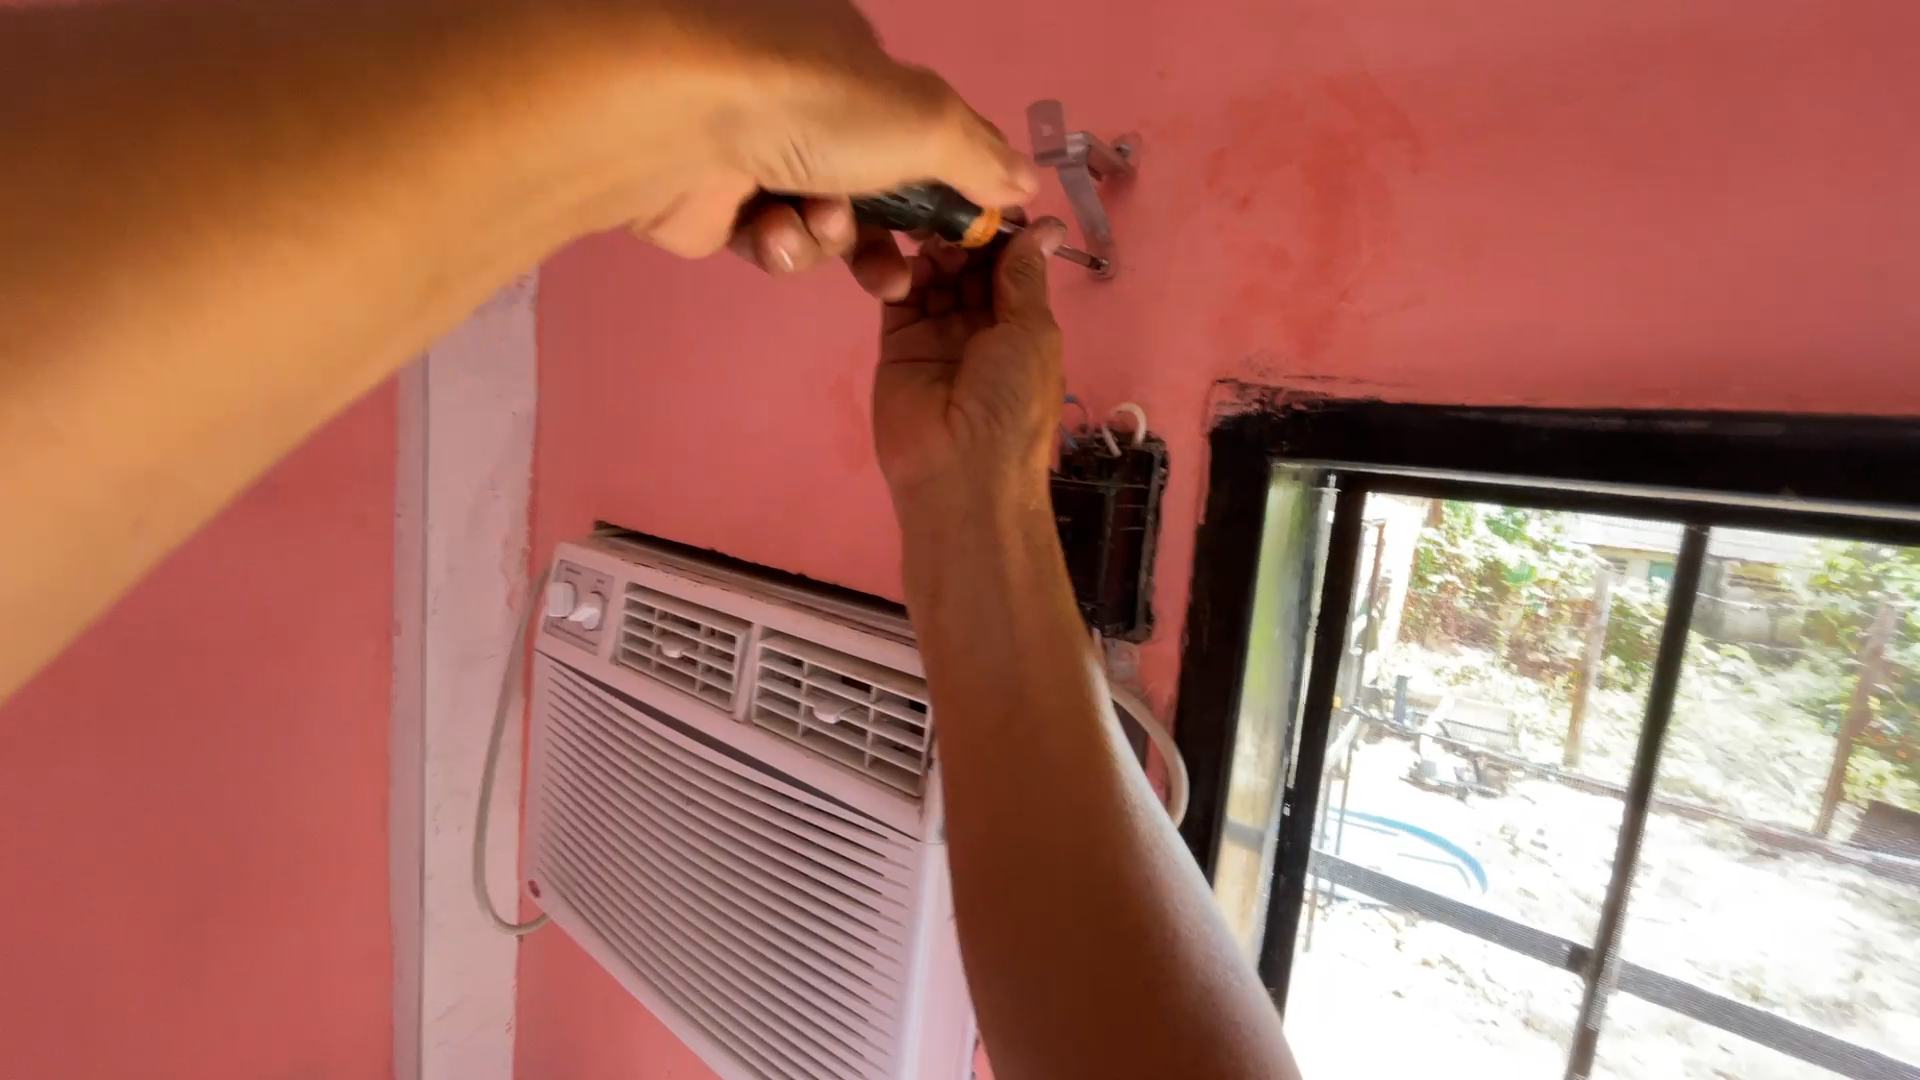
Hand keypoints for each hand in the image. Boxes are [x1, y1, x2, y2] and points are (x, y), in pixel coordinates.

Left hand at [572, 0, 1037, 298]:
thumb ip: (979, 157)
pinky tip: (767, 230)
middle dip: (886, 238)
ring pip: (828, 227)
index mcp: (858, 64)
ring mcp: (762, 149)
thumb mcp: (923, 121)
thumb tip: (1026, 184)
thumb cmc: (815, 105)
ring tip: (806, 223)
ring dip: (828, 239)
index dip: (945, 191)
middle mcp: (809, 101)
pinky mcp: (723, 201)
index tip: (960, 238)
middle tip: (894, 273)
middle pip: (875, 193)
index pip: (921, 135)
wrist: (679, 120)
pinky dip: (780, 244)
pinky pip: (777, 242)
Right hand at [872, 219, 1067, 505]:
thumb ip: (1025, 277)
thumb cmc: (1010, 402)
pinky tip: (907, 254)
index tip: (989, 192)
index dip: (1002, 231)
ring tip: (931, 231)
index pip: (1009, 265)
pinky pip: (900, 298)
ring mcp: (937, 336)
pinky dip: (902, 272)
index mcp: (1022, 326)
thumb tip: (1046, 225)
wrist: (958, 471)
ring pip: (934, 275)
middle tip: (952, 205)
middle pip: (969, 265)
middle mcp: (981, 327)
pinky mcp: (898, 345)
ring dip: (935, 248)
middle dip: (965, 234)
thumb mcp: (1032, 334)